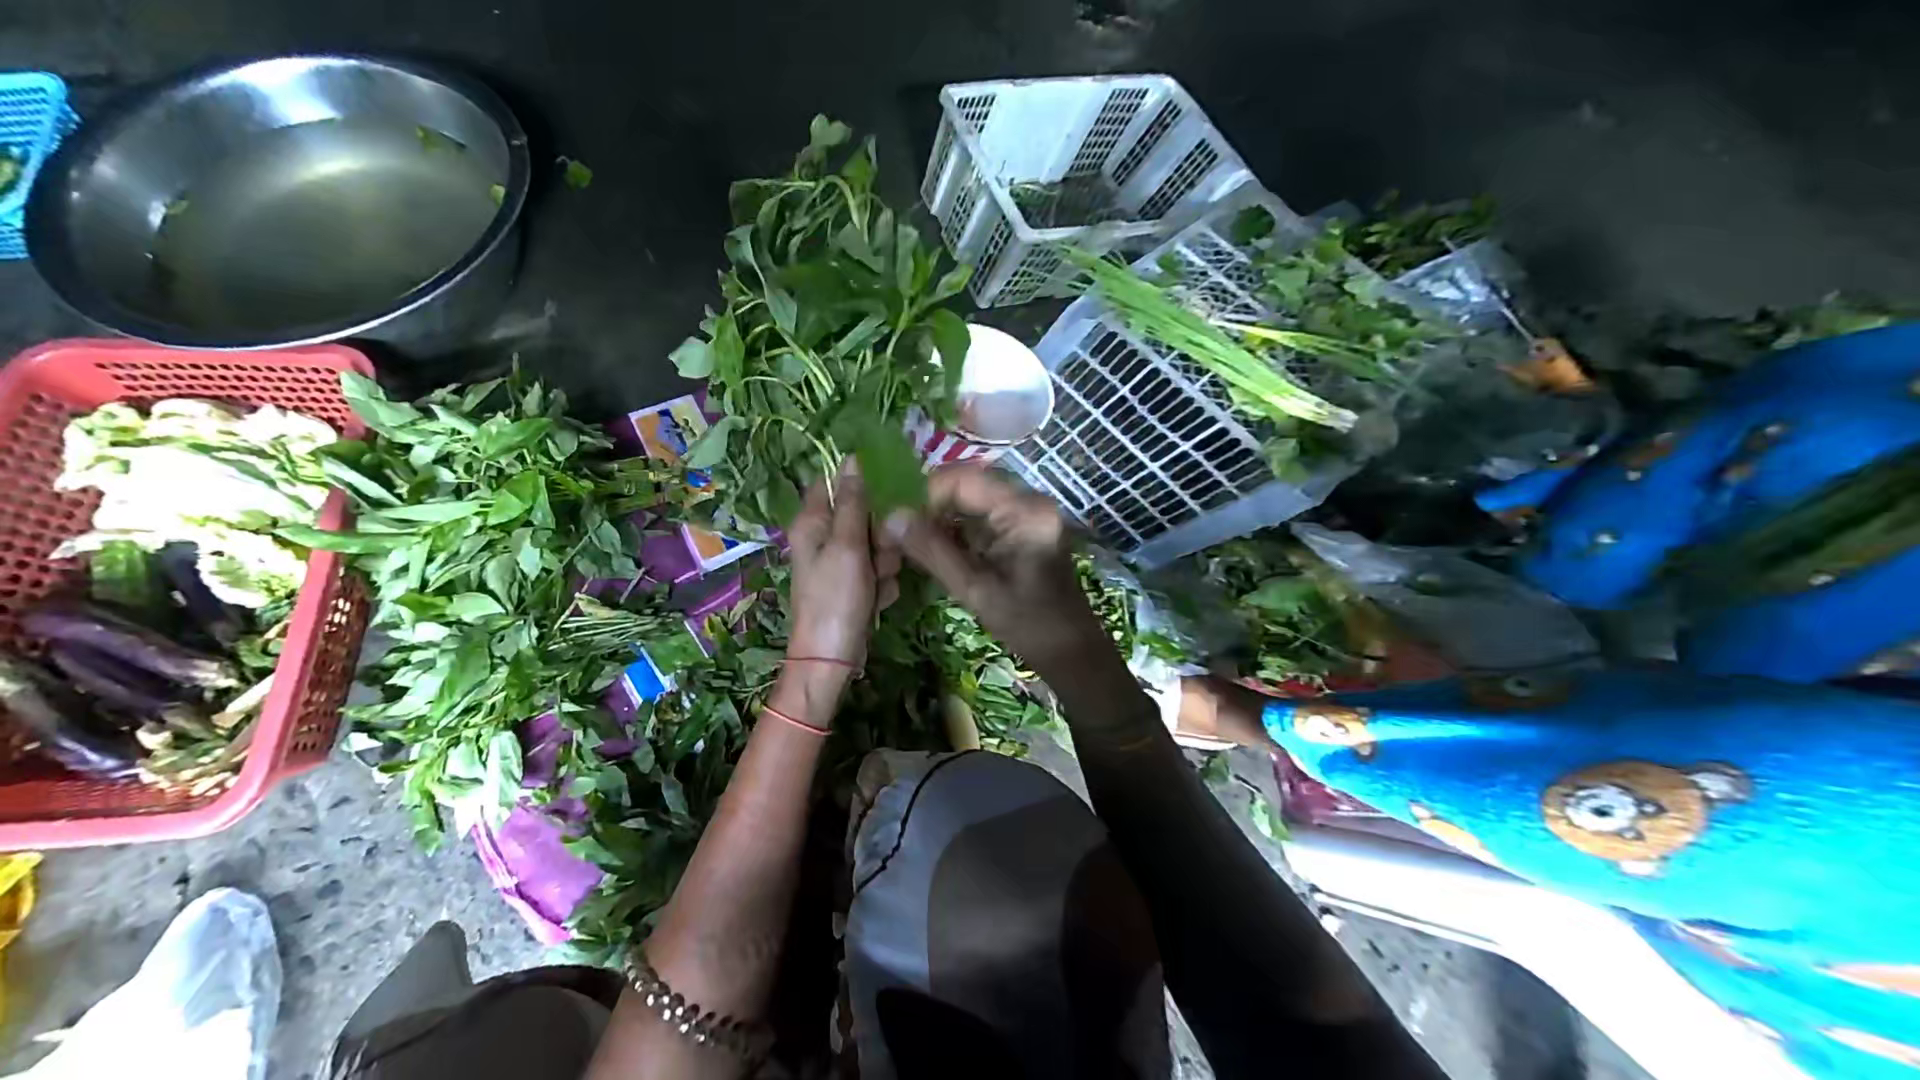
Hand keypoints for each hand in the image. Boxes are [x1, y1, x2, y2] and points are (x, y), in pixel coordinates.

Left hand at [785, 460, 888, 670]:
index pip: (836, 481)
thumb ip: (853, 502)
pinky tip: (876, 599)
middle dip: (881, 535)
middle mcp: (823, 537)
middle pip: (864, 514)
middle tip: (880, 555)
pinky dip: (882, 584)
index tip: (887, 495)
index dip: (862, 484)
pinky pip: (878, 570)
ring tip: (876, 583)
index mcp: (812, 522)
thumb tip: (852, 458)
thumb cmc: (835, 600)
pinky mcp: (853, 583)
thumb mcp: (847, 546)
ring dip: (885, 563)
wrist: (832, 659)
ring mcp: (839, 562)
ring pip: (877, 543)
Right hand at [885, 465, 1109, 672]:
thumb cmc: (1027, 623)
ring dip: (942, 518)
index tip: (900, 523)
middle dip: (931, 507)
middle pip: (967, 485)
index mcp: (1023, 510)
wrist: (1071, 649)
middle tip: (902, 534)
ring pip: (972, 500)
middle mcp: (1028, 500)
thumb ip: (932, 550)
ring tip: (915, 545)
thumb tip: (891, 518)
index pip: (963, 479)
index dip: (926, 495)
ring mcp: (1028, 513)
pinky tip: (940, 551)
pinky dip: (959, 529)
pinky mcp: (1024, 527)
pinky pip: (984, 515)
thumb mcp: (974, 589)